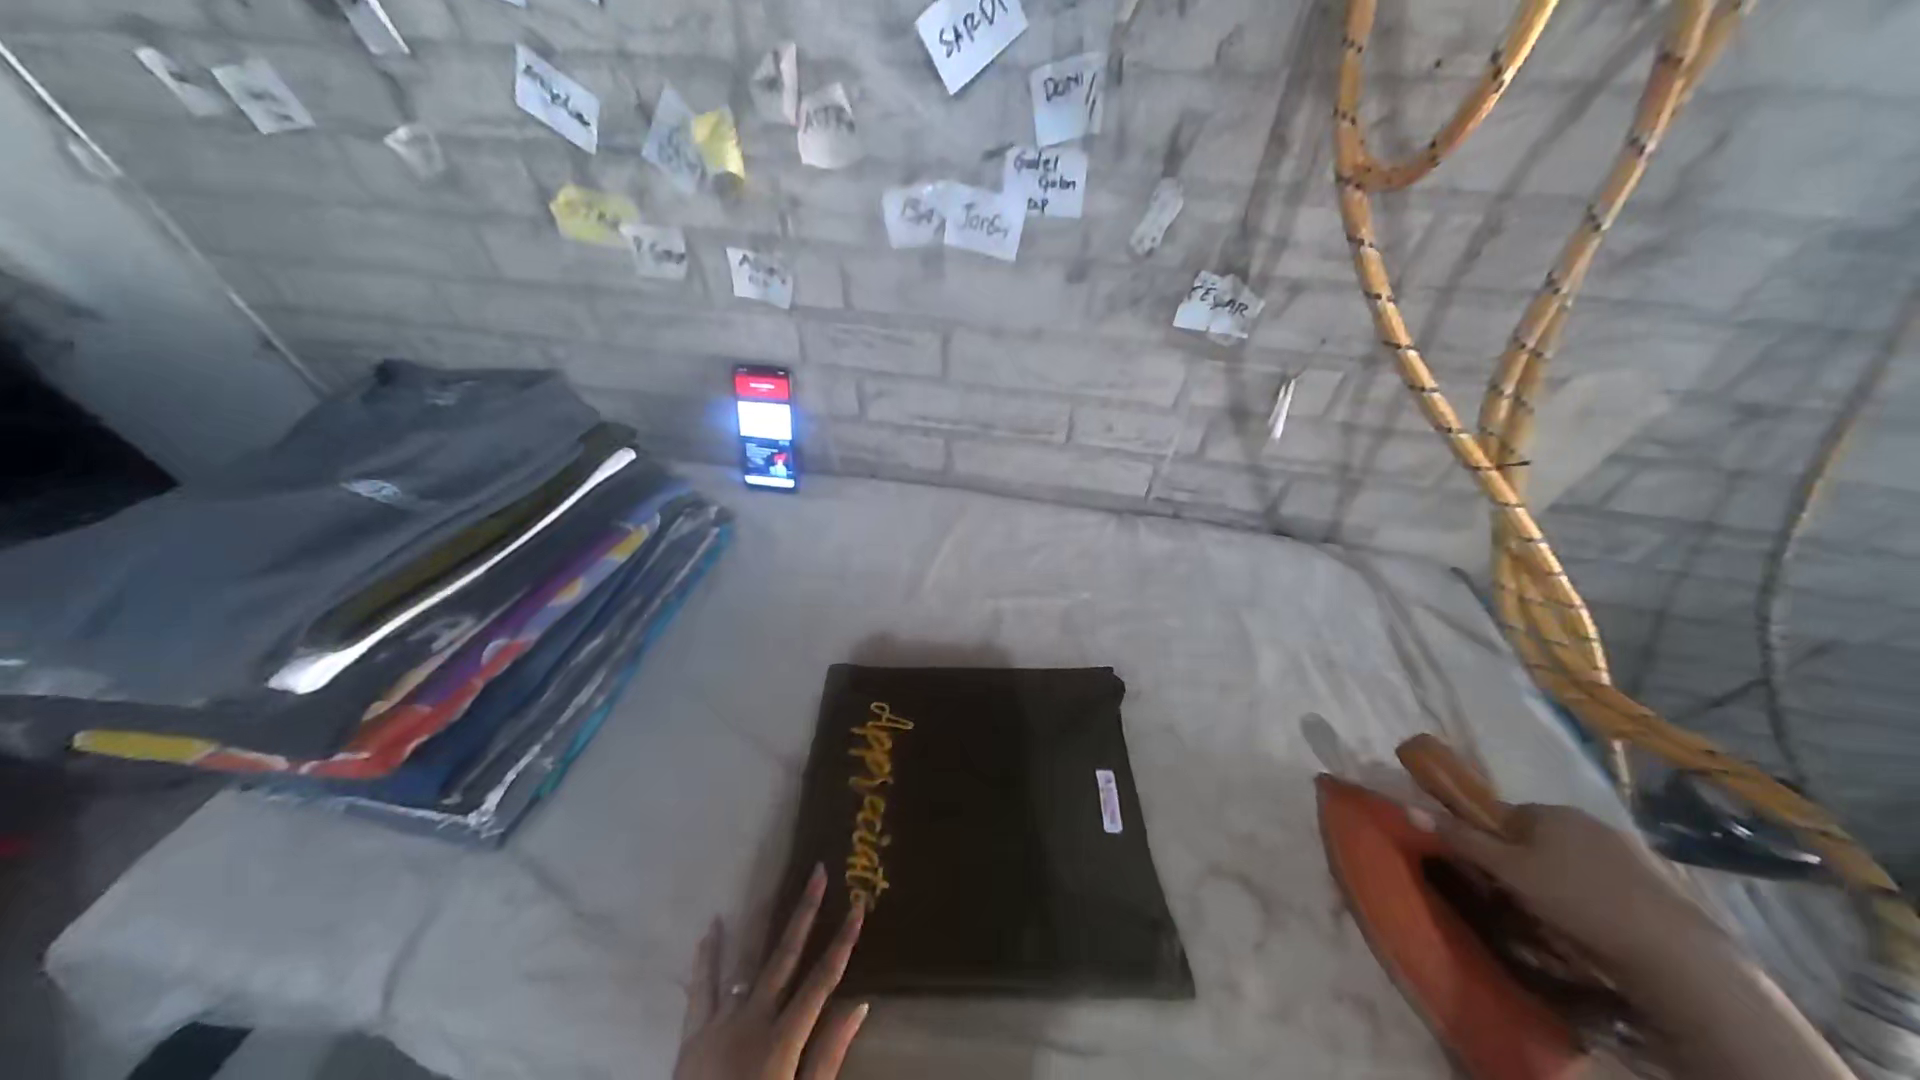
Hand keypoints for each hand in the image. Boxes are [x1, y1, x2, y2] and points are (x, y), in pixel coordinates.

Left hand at [674, 865, 868, 1079]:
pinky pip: (701, 986)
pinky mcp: (692, 1034)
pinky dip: (708, 955)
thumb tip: (858, 1006)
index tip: (857, 907)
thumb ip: (828, 1056)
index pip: (822, 980)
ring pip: (745, 961)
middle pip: (785, 956)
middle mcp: (752, 1020)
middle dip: (805, 912)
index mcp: (783, 1041)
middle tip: (818, 873)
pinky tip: (712, 927)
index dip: (842, 942)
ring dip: (761, 923)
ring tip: (771, 888)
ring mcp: (719, 1023)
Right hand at [1435, 802, 1717, 968]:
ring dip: (1558, 877)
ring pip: (1570, 856)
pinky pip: (1602, 875)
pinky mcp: (1652, 876)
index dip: (1492, 841)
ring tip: (1560, 915)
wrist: (1670, 949)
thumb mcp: (1508, 871)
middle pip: (1536, 835)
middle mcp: (1584, 817)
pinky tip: (1594, 919)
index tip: (1493, 872)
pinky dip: (1591, 891)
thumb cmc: (1575, 899)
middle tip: (1522, 897)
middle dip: (1525, 860)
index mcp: (1549, 810)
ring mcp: (1623, 845)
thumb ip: (1461, 839)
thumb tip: (1408, 807)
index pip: (1503, 815)